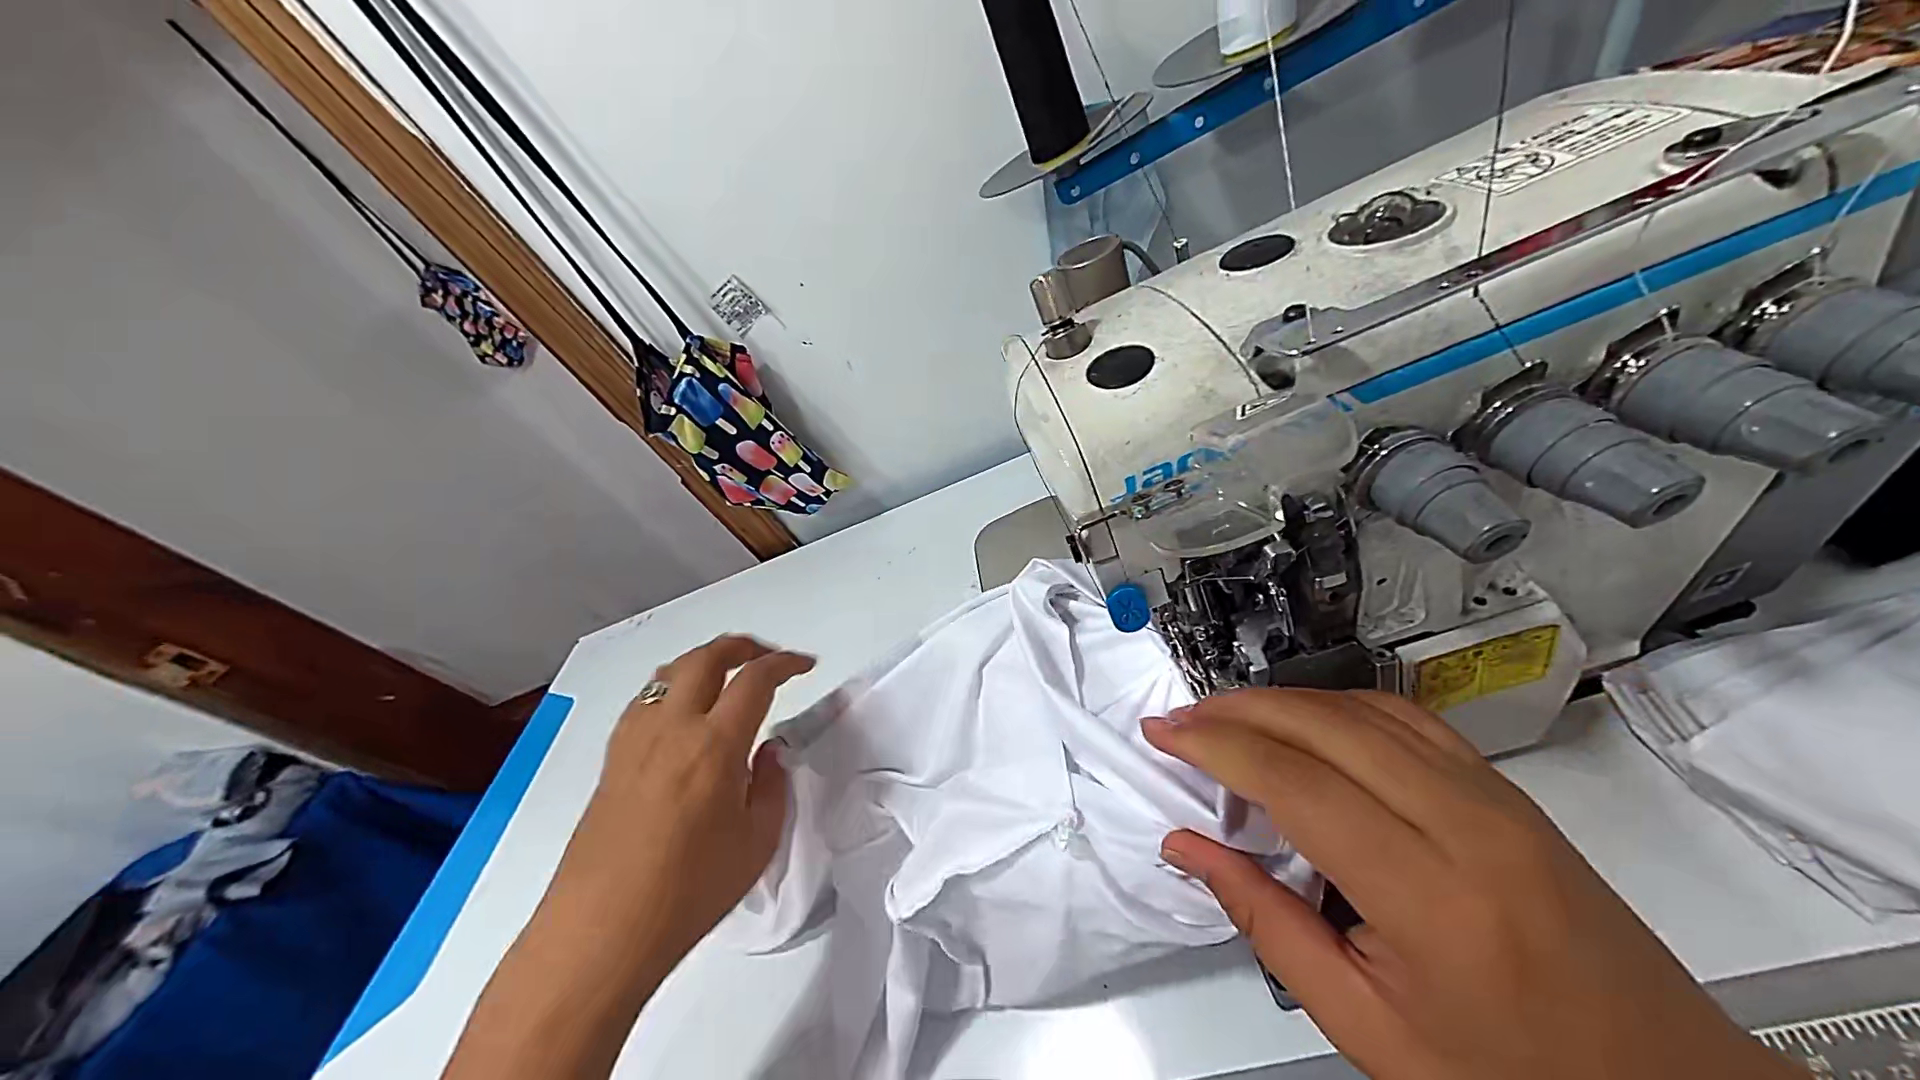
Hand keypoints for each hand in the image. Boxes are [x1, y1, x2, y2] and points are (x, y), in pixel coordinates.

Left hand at [559, 635, 815, 964]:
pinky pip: (646, 699)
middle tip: (767, 656)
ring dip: (705, 660)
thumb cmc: (687, 893)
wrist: (602, 932)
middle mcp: (671, 730)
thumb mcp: (756, 842)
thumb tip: (769, 751)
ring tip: (727, 673)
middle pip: (706, 657)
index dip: (785, 663)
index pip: (756, 679)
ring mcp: (634, 741)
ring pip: (671, 671)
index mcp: (714, 746)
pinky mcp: (612, 759)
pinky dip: (674, 685)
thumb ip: (772, 784)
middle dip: (743, 646)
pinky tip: (683, 710)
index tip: (803, 665)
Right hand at [1142, 689, 1797, 1079]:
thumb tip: (1187, 846)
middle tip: (1180, 719)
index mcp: (1431, 896)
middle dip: (1237, 710)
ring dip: (1282, 701)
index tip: (1163, 734)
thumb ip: (1264, 920)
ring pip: (1363, 708)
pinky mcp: (1507, 790)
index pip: (1295, 783)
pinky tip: (1303, 722)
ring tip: (1225, 715)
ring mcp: (1497, 797)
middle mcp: (1469, 824)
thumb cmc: (1508, 1076)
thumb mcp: (1364, 1024)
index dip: (1216, 747)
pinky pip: (1405, 718)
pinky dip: (1336, 706)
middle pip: (1325, 726)